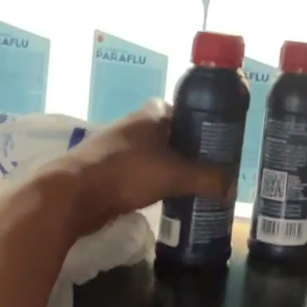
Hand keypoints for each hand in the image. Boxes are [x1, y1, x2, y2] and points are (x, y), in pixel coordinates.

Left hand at [33, 99, 233, 240]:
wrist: (71, 196)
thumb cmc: (126, 173)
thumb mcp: (175, 176)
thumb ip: (208, 179)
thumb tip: (234, 188)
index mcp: (152, 114)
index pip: (185, 110)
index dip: (203, 123)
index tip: (220, 142)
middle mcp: (134, 125)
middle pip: (171, 133)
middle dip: (190, 148)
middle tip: (213, 166)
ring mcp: (118, 147)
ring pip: (155, 153)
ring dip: (171, 166)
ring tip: (195, 183)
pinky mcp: (108, 170)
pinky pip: (140, 171)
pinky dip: (154, 180)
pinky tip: (167, 195)